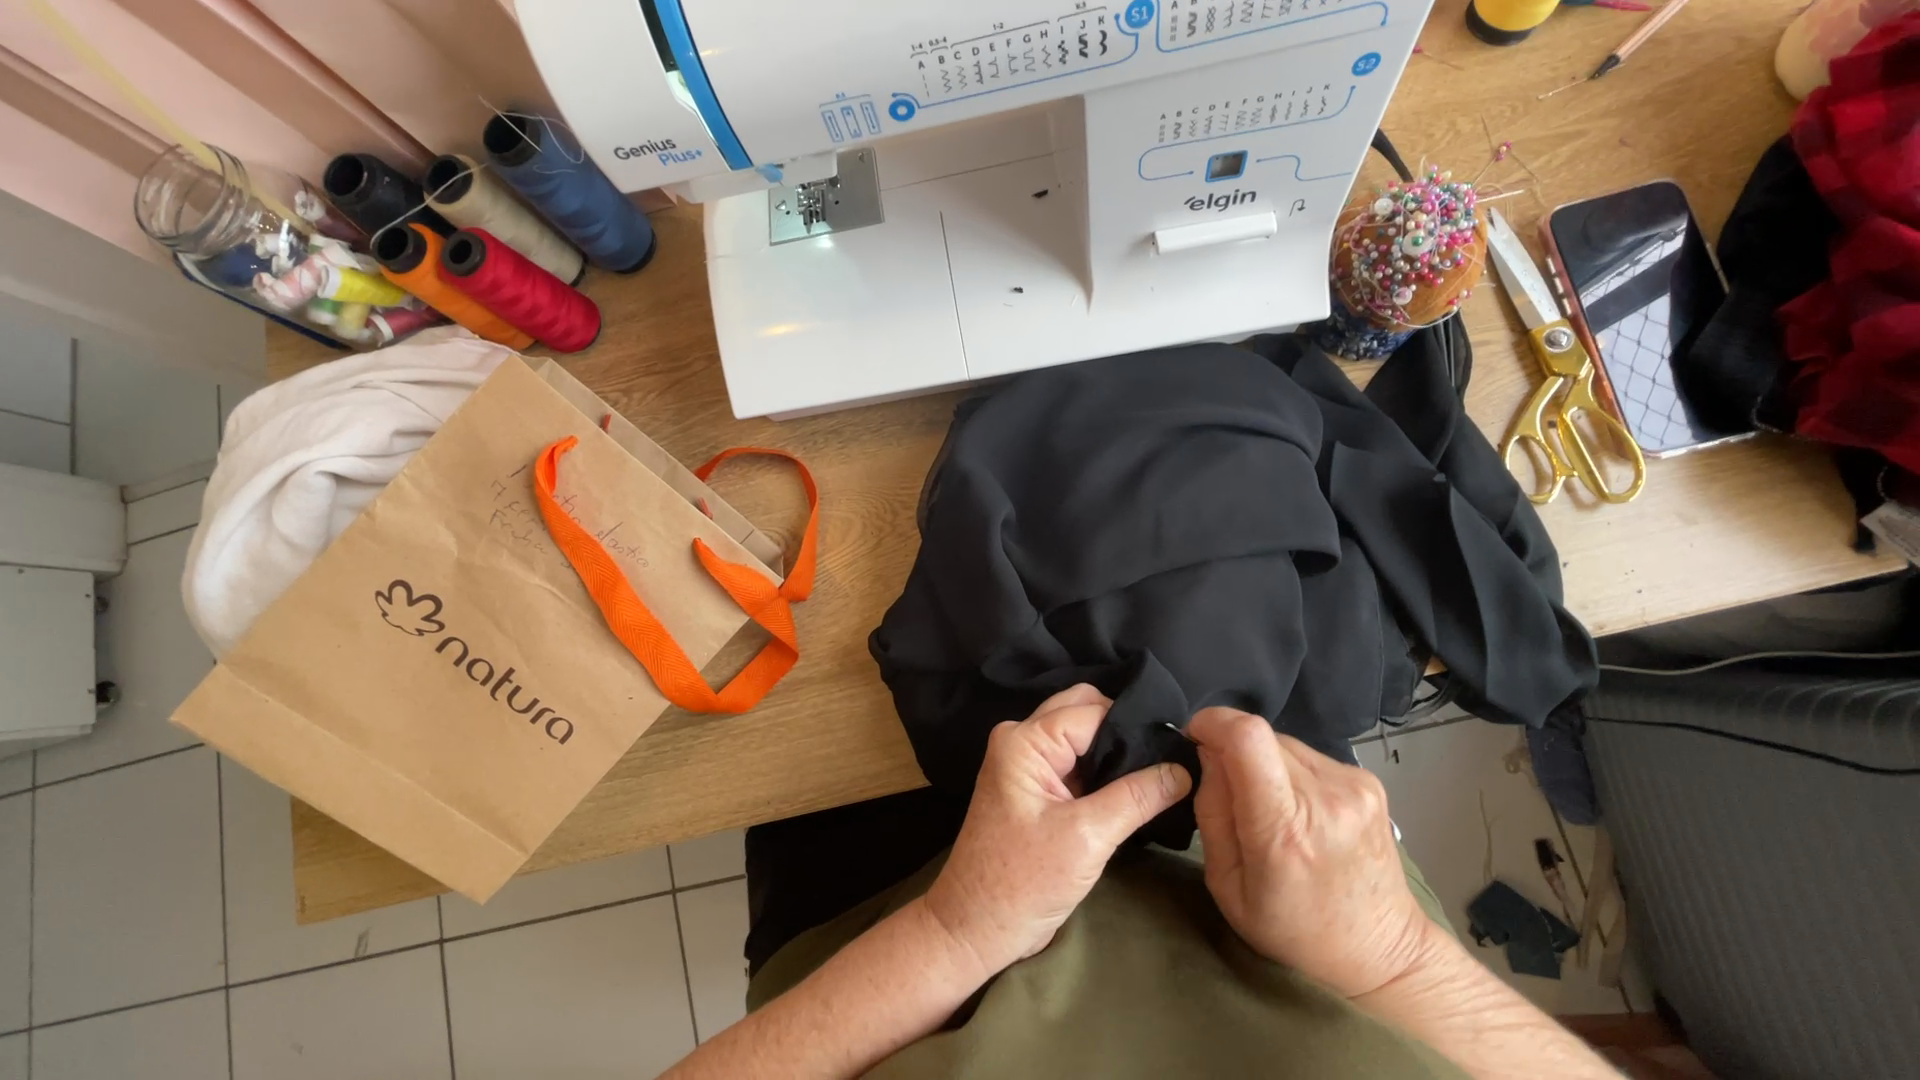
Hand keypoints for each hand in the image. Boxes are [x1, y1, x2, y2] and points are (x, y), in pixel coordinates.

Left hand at [922, 684, 1192, 975]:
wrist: (976, 927)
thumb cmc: (1023, 882)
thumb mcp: (1088, 838)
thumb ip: (1137, 797)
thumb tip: (1184, 768)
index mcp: (1024, 741)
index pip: (1092, 711)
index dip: (1134, 724)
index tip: (1178, 744)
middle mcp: (1022, 740)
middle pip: (1084, 711)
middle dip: (1125, 730)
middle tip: (1168, 758)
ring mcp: (1027, 764)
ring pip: (1082, 736)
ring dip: (1115, 751)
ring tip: (1161, 773)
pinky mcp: (1037, 788)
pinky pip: (1076, 762)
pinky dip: (1103, 770)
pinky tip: (1136, 789)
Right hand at [1188, 707, 1442, 997]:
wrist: (1380, 950)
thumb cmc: (1292, 929)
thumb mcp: (1226, 884)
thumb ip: (1211, 811)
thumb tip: (1208, 754)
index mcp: (1285, 828)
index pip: (1247, 737)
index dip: (1213, 722)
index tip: (1195, 738)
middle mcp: (1326, 796)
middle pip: (1260, 735)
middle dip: (1232, 751)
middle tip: (1229, 791)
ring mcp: (1354, 785)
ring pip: (1283, 741)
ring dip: (1263, 761)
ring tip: (1269, 806)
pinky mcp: (1368, 781)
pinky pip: (1308, 755)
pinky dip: (1290, 771)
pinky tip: (1300, 809)